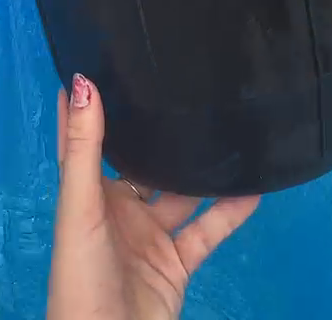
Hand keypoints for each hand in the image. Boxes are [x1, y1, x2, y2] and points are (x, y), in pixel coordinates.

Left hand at [47, 74, 257, 318]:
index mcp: (85, 190)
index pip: (83, 137)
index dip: (85, 104)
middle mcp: (117, 206)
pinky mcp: (176, 263)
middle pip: (138, 160)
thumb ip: (84, 147)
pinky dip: (229, 212)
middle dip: (153, 131)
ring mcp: (148, 234)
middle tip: (178, 87)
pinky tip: (253, 188)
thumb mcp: (78, 205)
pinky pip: (206, 230)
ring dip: (198, 169)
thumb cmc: (82, 271)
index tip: (93, 60)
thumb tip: (82, 81)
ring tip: (222, 127)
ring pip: (178, 192)